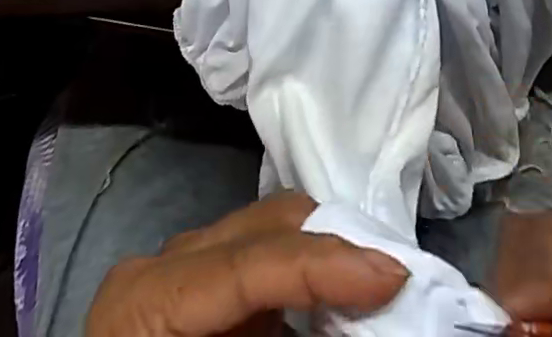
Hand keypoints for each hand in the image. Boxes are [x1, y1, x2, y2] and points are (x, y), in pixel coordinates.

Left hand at [88, 192, 409, 336]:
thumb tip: (353, 320)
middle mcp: (169, 262)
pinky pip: (269, 256)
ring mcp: (186, 265)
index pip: (250, 261)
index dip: (324, 263)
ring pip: (275, 229)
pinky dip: (311, 274)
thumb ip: (292, 336)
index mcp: (150, 296)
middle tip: (400, 276)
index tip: (392, 275)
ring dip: (332, 255)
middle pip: (269, 225)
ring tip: (381, 281)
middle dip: (339, 246)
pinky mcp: (206, 279)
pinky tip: (342, 294)